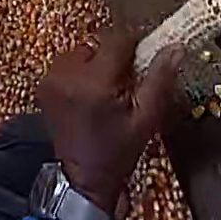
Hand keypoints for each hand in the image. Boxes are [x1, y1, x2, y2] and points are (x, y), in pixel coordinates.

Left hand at [38, 29, 183, 209]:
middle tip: (123, 82)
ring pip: (83, 51)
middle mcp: (68, 73)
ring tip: (105, 90)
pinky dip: (80, 72)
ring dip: (96, 63)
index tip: (139, 62)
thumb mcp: (146, 118)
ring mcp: (52, 78)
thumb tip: (176, 46)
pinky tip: (87, 95)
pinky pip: (68, 64)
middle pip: (98, 43)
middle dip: (113, 57)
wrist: (82, 180)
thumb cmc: (119, 150)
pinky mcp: (44, 84)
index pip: (117, 39)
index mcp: (95, 81)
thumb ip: (160, 78)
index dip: (132, 46)